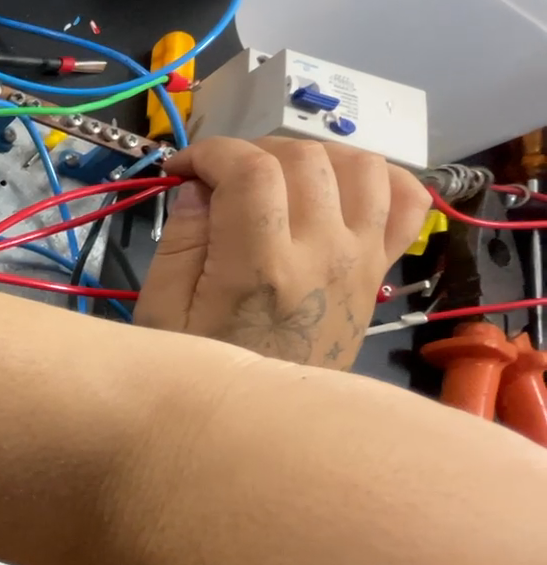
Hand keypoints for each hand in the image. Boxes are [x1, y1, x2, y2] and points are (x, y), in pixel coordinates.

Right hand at [135, 137, 430, 368]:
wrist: (262, 414)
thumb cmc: (200, 362)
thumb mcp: (160, 312)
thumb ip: (180, 245)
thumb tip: (196, 190)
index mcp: (258, 265)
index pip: (250, 170)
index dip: (209, 153)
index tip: (178, 168)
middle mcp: (321, 250)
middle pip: (302, 158)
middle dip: (248, 150)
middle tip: (213, 176)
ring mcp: (361, 254)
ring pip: (358, 163)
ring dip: (307, 154)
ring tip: (268, 175)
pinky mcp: (379, 262)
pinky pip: (404, 194)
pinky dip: (372, 174)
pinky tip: (331, 184)